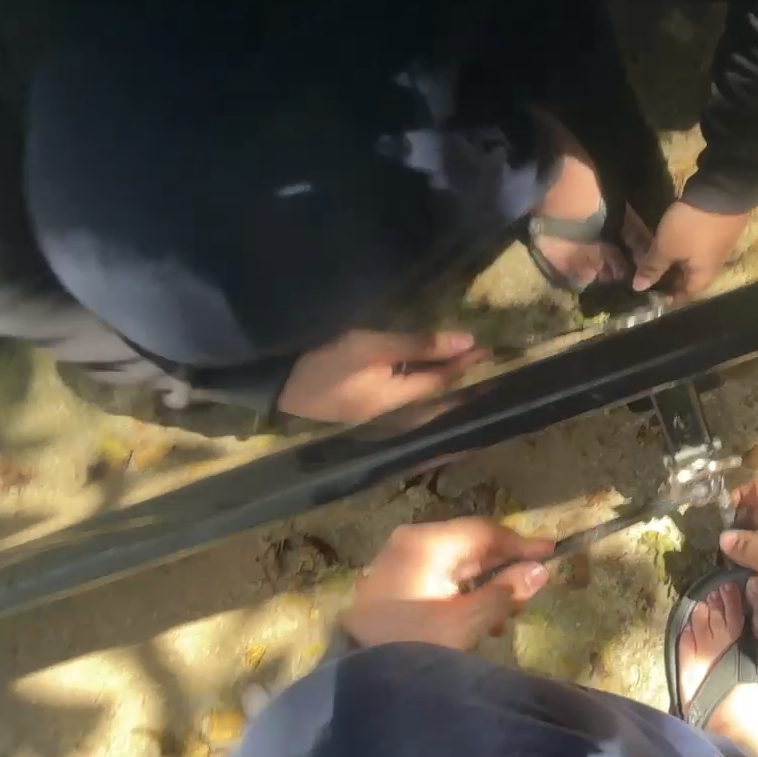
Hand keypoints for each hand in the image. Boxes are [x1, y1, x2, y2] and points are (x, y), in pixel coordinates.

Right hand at [279, 330, 483, 424]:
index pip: (442, 382)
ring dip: (438, 380)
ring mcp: (371, 411)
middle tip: (482, 362)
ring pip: (417, 396)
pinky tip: (422, 372)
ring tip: (460, 365)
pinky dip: (416, 381)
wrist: (269, 380)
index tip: (488, 350)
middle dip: (457, 379)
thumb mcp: (373, 348)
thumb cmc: (324, 361)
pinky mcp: (356, 404)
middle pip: (433, 396)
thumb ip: (421, 346)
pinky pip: (399, 394)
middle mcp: (390, 413)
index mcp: (398, 402)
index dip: (465, 364)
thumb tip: (467, 343)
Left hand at [340, 519, 555, 649]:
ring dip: (485, 583)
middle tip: (533, 584)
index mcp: (427, 543)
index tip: (551, 552)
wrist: (355, 678)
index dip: (520, 543)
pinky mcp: (392, 585)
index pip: (485, 532)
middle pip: (470, 546)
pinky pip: (438, 577)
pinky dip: (463, 592)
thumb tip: (540, 571)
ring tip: (507, 613)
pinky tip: (479, 619)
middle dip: (503, 566)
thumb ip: (506, 592)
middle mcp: (411, 543)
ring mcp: (398, 563)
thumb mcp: (466, 622)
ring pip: (455, 563)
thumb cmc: (414, 644)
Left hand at [630, 201, 750, 300]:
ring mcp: (718, 246)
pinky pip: (697, 246)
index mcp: (702, 276)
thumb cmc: (692, 227)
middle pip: (689, 279)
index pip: (684, 296)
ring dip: (676, 262)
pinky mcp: (718, 228)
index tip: (649, 297)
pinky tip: (671, 241)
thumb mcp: (667, 247)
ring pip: (693, 261)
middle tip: (648, 276)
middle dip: (670, 279)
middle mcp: (714, 265)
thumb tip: (638, 288)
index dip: (667, 299)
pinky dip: (683, 248)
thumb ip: (653, 267)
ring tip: (656, 259)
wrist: (722, 190)